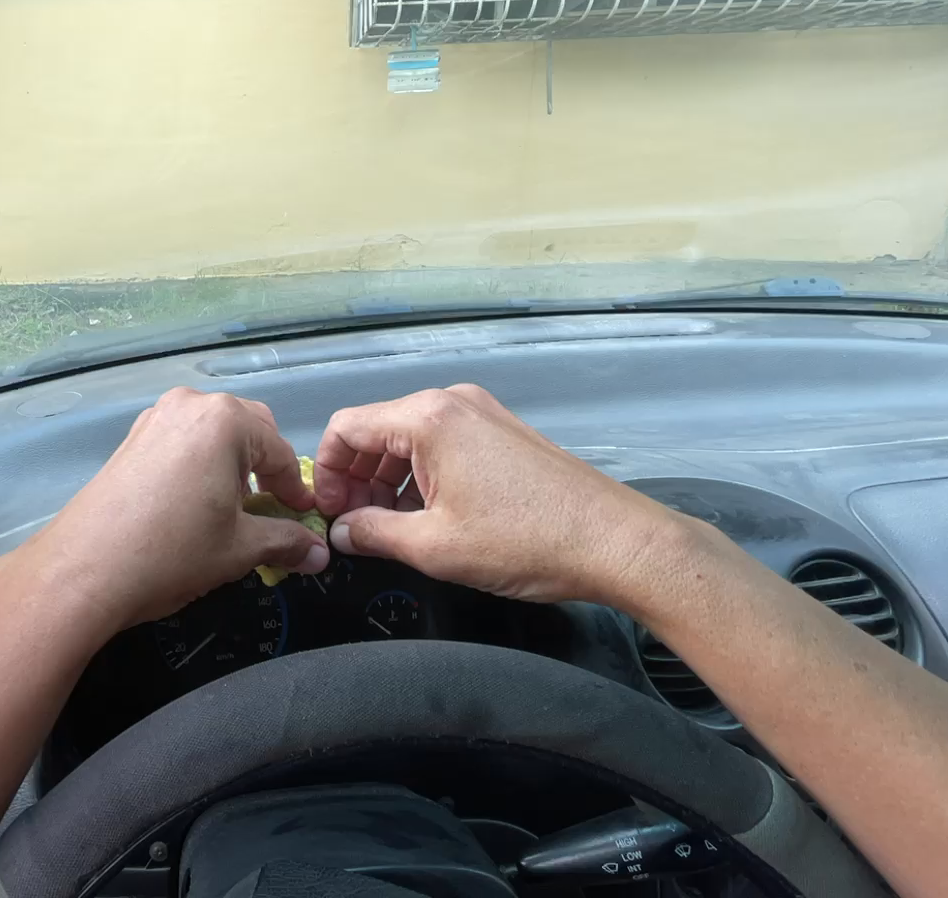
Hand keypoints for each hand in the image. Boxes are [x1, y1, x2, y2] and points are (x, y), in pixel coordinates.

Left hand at [3, 388, 329, 633]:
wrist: (83, 569)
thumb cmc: (173, 552)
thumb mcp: (239, 549)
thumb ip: (286, 542)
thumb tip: (320, 554)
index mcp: (225, 420)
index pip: (280, 452)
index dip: (296, 490)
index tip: (304, 520)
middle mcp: (191, 405)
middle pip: (248, 429)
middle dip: (265, 468)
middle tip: (269, 510)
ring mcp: (156, 416)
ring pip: (213, 432)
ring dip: (232, 463)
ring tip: (231, 508)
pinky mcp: (131, 437)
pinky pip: (183, 439)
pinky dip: (200, 462)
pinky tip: (193, 501)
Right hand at [312, 384, 701, 605]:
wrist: (621, 542)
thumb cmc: (523, 541)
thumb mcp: (435, 546)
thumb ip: (373, 534)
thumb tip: (339, 534)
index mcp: (427, 417)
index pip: (346, 427)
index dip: (325, 471)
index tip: (328, 513)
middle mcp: (450, 402)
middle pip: (375, 430)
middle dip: (355, 477)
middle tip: (354, 525)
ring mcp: (480, 412)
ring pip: (407, 438)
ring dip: (386, 479)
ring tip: (388, 525)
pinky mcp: (501, 430)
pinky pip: (440, 443)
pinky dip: (420, 474)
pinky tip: (425, 513)